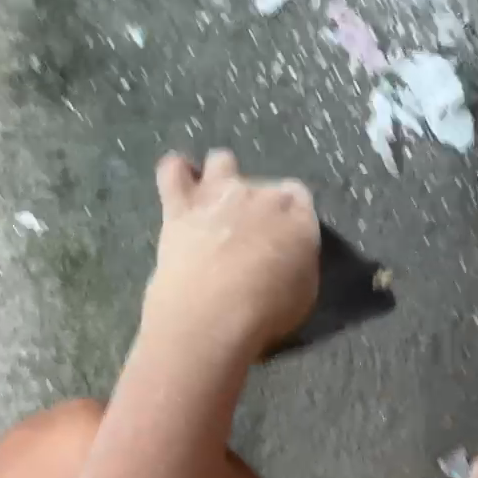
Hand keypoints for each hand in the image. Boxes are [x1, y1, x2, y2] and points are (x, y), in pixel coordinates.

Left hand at [142, 150, 319, 359]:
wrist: (210, 317)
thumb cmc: (266, 313)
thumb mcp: (304, 290)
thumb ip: (297, 259)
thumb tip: (285, 253)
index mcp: (295, 212)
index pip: (297, 196)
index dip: (289, 214)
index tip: (282, 236)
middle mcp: (259, 193)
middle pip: (261, 182)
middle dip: (255, 205)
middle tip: (246, 237)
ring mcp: (218, 193)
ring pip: (221, 160)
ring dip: (220, 176)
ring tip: (215, 203)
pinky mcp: (179, 206)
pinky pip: (172, 170)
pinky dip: (177, 173)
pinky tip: (179, 187)